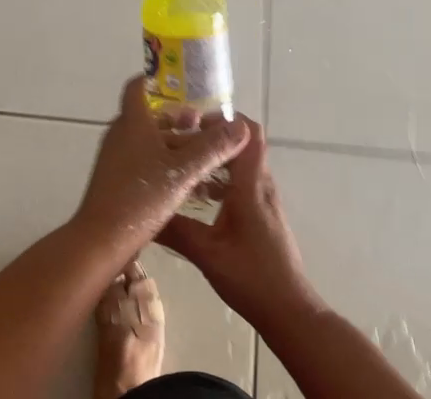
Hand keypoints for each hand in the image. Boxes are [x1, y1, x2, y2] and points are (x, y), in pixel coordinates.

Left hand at [73, 77, 249, 251]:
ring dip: (175, 144)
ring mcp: (116, 157)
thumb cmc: (140, 197)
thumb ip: (213, 147)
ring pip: (149, 141)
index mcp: (133, 122)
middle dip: (178, 118)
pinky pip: (144, 160)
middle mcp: (121, 133)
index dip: (160, 81)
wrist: (101, 241)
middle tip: (204, 125)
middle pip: (150, 115)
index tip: (185, 85)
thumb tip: (241, 126)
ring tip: (204, 156)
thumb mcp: (184, 171)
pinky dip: (165, 163)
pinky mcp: (116, 179)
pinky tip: (188, 182)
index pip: (140, 86)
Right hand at [155, 117, 322, 327]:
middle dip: (211, 138)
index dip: (224, 119)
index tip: (192, 123)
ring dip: (215, 160)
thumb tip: (141, 213)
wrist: (289, 311)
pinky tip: (197, 197)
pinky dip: (221, 181)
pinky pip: (241, 184)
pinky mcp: (262, 215)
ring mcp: (264, 200)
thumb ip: (175, 230)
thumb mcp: (207, 254)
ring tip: (182, 167)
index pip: (248, 133)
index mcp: (251, 186)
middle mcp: (261, 186)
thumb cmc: (252, 278)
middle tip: (179, 144)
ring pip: (241, 165)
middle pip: (242, 144)